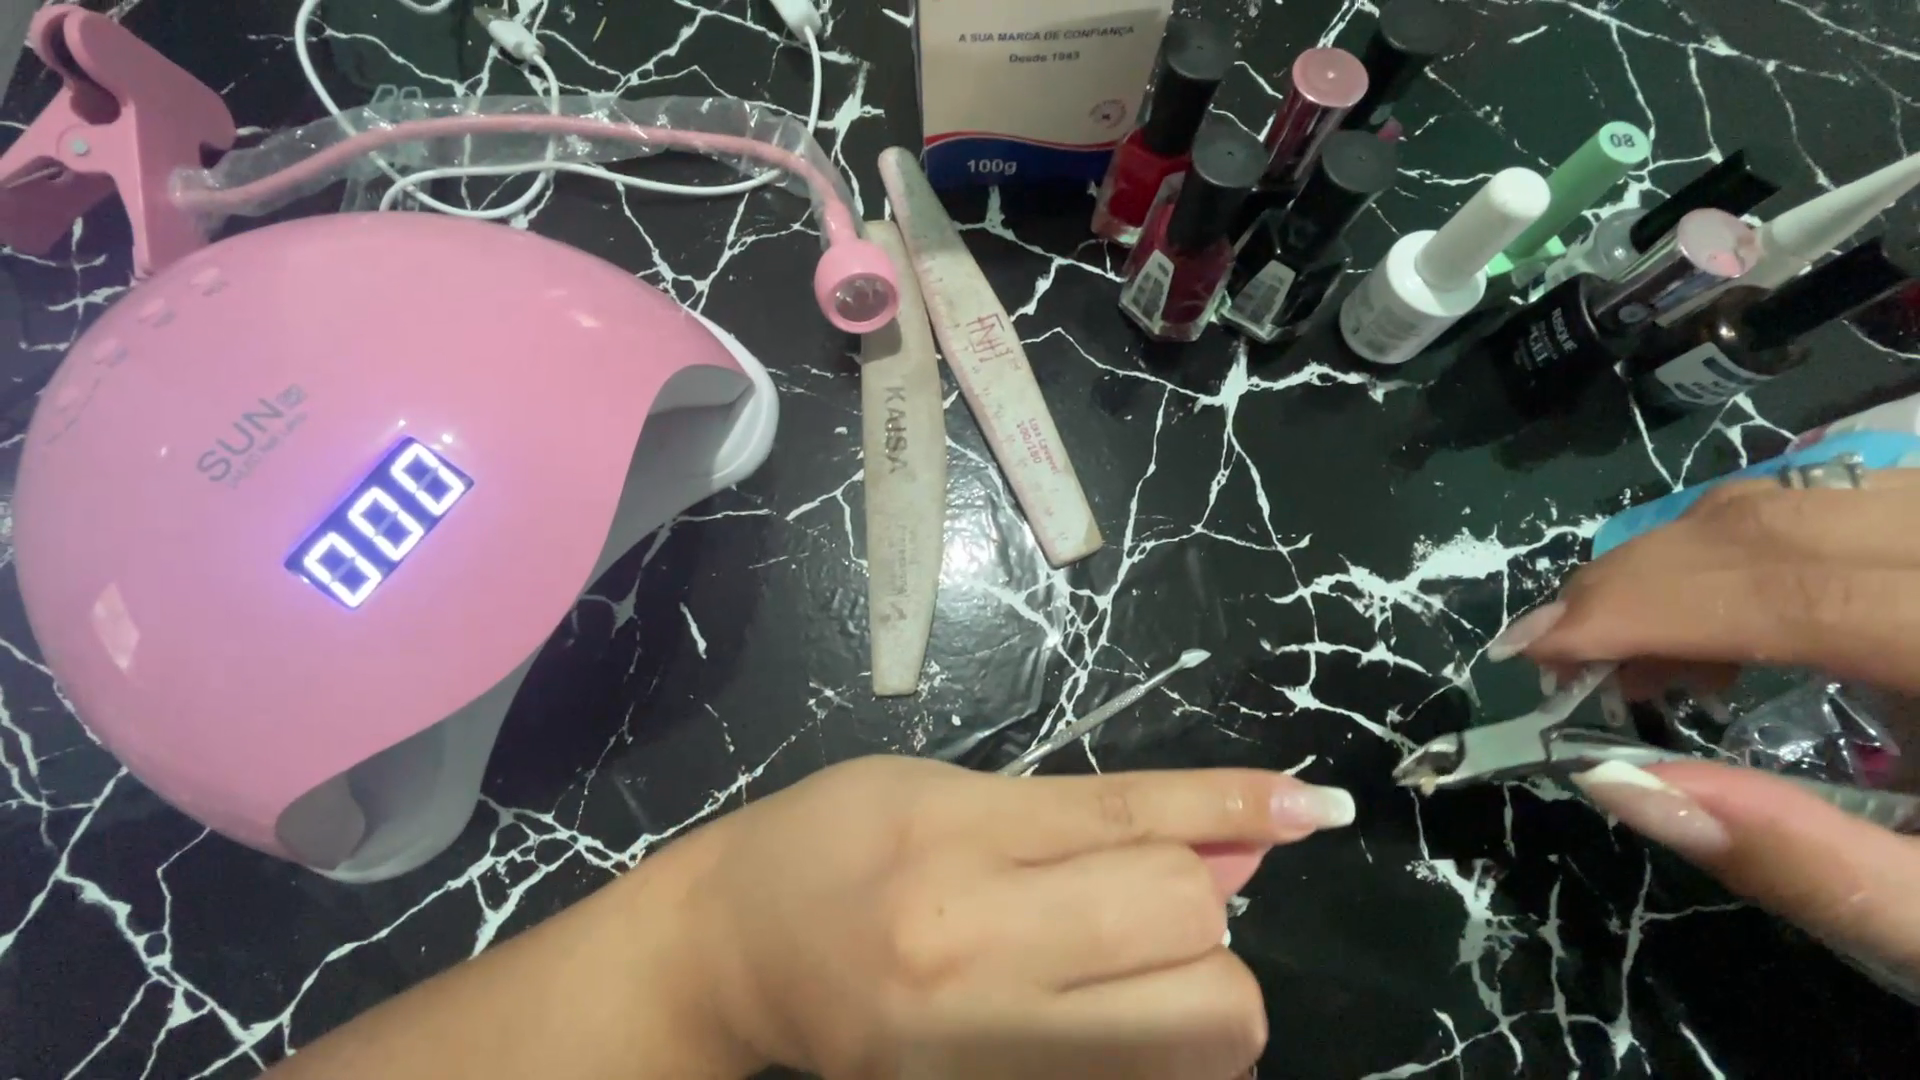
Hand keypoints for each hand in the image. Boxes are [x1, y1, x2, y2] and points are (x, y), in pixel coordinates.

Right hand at [679, 755, 1356, 1078]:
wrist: (734, 950)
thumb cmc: (831, 836)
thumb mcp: (945, 787)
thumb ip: (1083, 810)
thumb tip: (1223, 833)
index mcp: (954, 846)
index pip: (1130, 822)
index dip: (1231, 803)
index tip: (1319, 805)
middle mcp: (977, 960)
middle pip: (1189, 932)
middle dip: (1197, 898)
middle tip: (1133, 883)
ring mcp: (990, 1056)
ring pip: (1197, 1031)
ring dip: (1198, 975)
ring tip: (1124, 945)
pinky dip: (1167, 1035)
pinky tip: (1113, 996)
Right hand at [1485, 471, 1919, 986]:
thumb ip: (1805, 863)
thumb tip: (1610, 781)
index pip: (1794, 589)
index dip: (1637, 608)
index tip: (1530, 653)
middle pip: (1774, 522)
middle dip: (1629, 582)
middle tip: (1554, 652)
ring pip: (1791, 496)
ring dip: (1670, 566)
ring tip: (1633, 651)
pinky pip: (1825, 496)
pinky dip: (1728, 550)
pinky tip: (1715, 619)